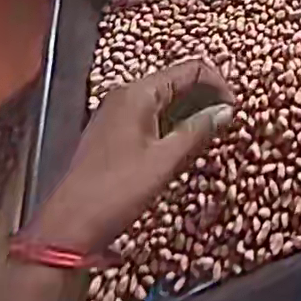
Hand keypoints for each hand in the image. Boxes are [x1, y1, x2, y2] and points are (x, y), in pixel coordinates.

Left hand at [25, 59, 236, 251]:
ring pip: (166, 99)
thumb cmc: (117, 190)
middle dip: (207, 97)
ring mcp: (118, 112)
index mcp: (139, 92)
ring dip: (192, 111)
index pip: (191, 69)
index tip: (234, 110)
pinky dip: (174, 123)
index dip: (218, 85)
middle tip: (227, 123)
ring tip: (211, 134)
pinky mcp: (114, 132)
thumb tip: (227, 111)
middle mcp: (127, 93)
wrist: (65, 230)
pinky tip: (186, 144)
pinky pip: (153, 115)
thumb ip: (198, 131)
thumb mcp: (165, 161)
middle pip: (179, 80)